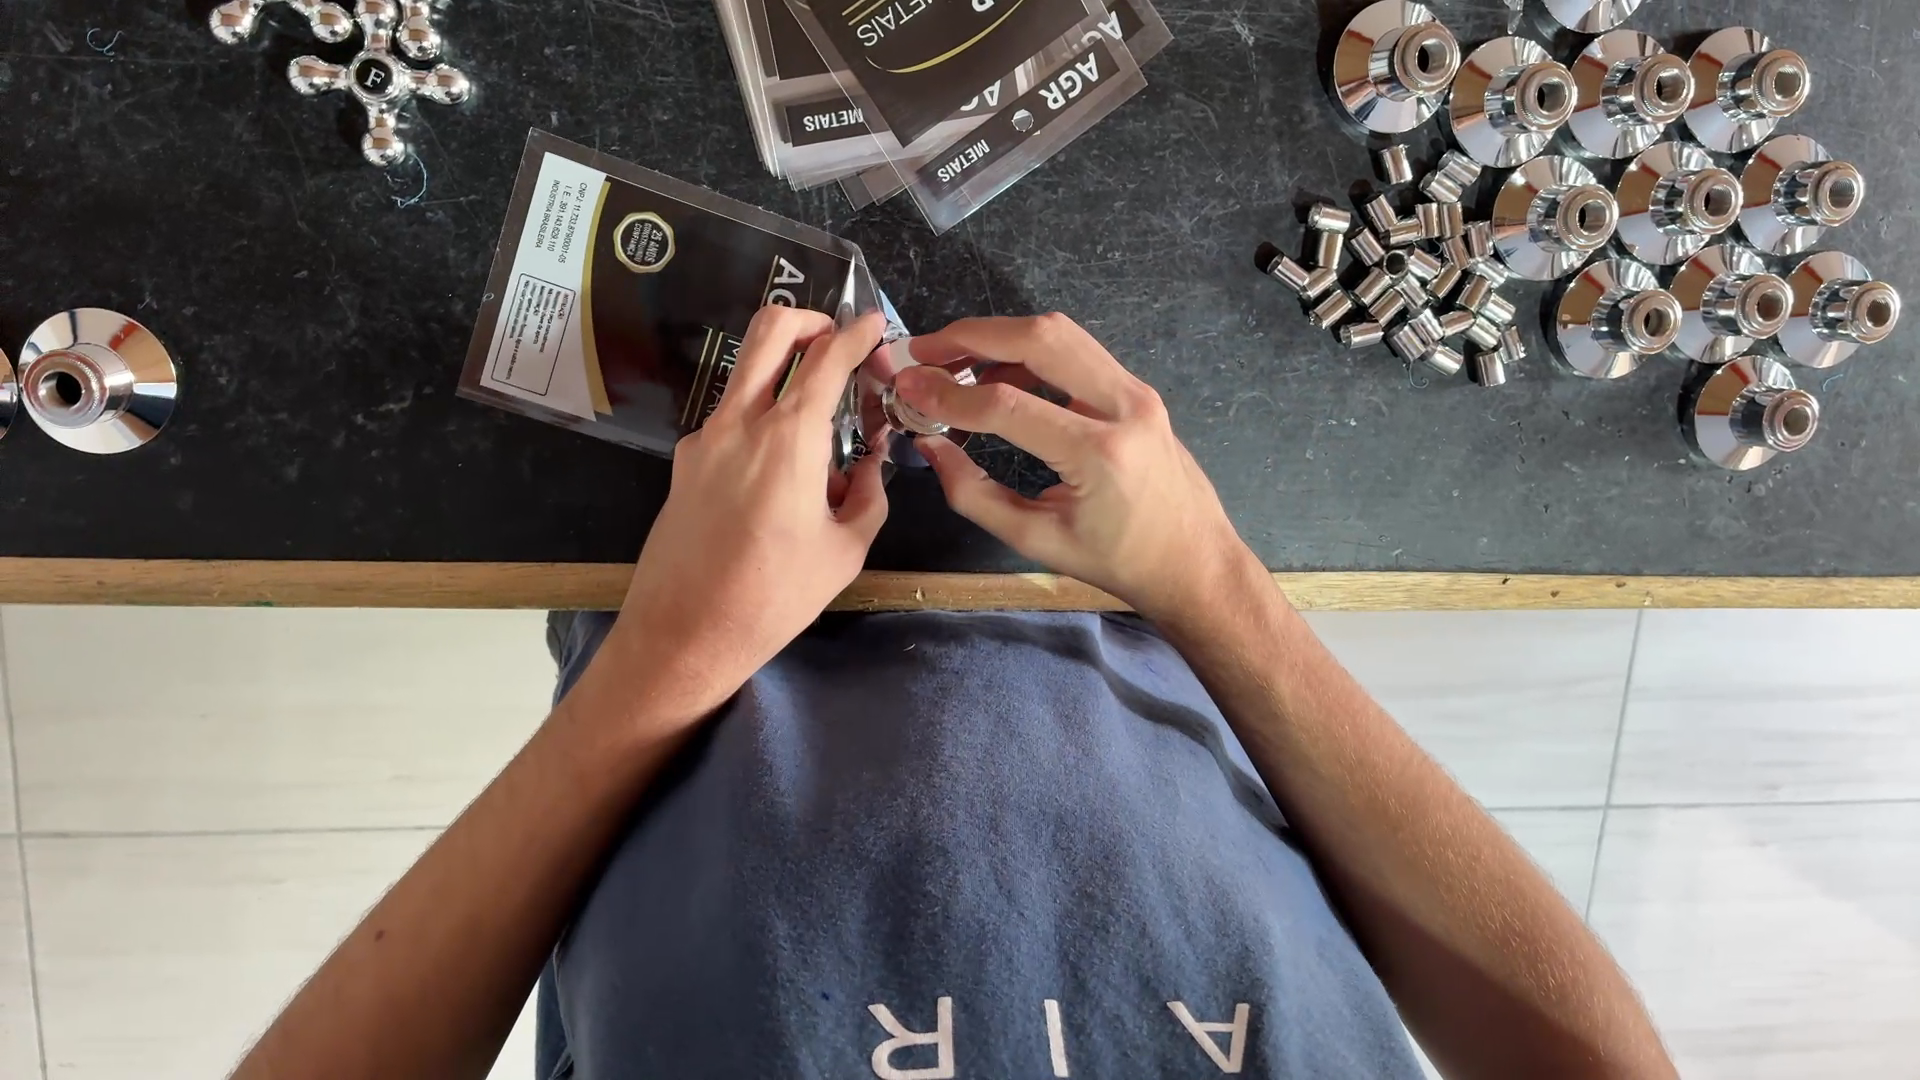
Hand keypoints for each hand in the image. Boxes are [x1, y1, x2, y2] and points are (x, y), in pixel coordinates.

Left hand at [601, 307, 888, 721]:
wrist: (685, 634)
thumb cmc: (776, 595)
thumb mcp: (846, 549)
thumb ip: (868, 493)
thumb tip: (871, 462)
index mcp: (788, 438)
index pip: (826, 358)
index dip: (857, 334)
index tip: (875, 324)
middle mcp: (740, 422)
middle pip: (768, 332)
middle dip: (809, 319)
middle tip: (837, 339)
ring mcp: (704, 438)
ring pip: (747, 374)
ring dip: (786, 374)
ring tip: (820, 430)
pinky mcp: (685, 462)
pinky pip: (733, 420)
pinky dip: (764, 420)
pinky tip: (783, 474)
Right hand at [892, 313, 1260, 625]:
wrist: (1193, 561)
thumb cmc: (1115, 562)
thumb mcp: (1036, 539)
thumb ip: (974, 493)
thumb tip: (930, 446)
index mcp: (1098, 453)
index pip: (1007, 404)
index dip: (948, 393)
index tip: (908, 388)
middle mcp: (1124, 406)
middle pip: (1040, 339)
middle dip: (972, 336)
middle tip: (925, 350)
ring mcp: (1138, 391)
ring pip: (1061, 334)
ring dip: (1002, 337)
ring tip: (954, 360)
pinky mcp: (1138, 390)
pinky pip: (1078, 353)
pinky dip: (1031, 352)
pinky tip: (1000, 377)